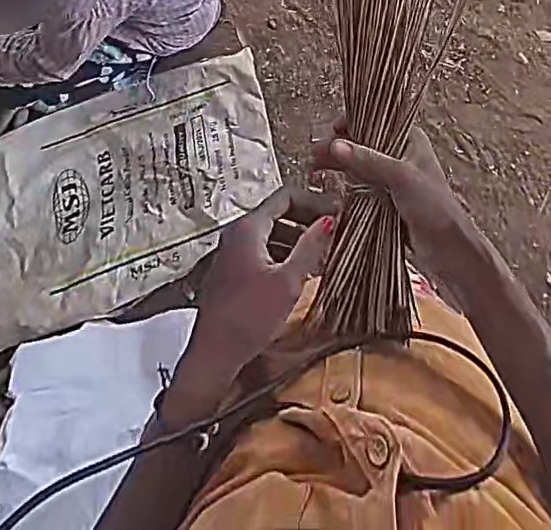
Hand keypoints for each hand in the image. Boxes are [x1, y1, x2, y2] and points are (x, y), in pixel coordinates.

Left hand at [170, 188, 336, 415]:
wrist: (214, 353)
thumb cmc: (248, 318)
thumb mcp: (288, 281)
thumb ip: (310, 247)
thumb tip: (329, 221)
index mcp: (248, 228)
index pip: (285, 197)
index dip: (313, 201)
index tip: (335, 211)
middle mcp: (237, 233)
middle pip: (277, 212)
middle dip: (307, 219)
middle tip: (332, 229)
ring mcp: (232, 251)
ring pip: (270, 232)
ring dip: (296, 237)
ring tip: (321, 252)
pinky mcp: (232, 269)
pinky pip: (262, 249)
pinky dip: (283, 253)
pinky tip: (300, 270)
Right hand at [312, 126, 478, 270]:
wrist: (450, 250)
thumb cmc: (435, 208)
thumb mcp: (401, 178)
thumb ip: (368, 160)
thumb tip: (335, 145)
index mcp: (409, 139)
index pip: (373, 121)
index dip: (350, 124)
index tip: (330, 133)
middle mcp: (400, 153)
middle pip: (361, 141)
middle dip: (338, 146)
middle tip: (314, 154)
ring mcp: (392, 175)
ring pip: (358, 163)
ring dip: (338, 163)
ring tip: (314, 167)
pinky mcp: (386, 196)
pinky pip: (360, 182)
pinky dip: (344, 180)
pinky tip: (329, 183)